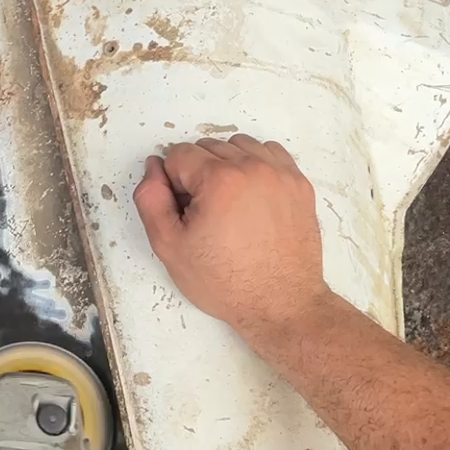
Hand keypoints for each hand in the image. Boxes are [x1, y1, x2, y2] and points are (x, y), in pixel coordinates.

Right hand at [132, 135, 331, 343]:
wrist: (279, 303)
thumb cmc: (225, 281)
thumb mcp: (169, 245)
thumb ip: (150, 198)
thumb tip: (153, 166)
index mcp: (220, 180)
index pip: (178, 155)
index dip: (173, 184)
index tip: (185, 213)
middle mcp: (254, 168)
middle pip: (207, 147)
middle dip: (198, 174)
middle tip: (204, 213)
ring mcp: (281, 173)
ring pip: (238, 146)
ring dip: (225, 165)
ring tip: (226, 204)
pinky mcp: (299, 184)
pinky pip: (269, 153)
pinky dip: (254, 165)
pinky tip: (248, 196)